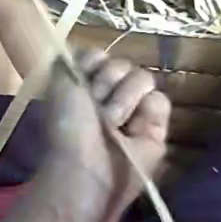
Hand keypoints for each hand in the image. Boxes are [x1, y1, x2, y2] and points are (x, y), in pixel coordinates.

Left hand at [37, 50, 170, 221]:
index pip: (100, 56)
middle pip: (122, 64)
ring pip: (142, 78)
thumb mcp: (60, 85)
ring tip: (113, 124)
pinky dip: (147, 112)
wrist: (87, 168)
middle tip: (96, 109)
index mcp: (86, 86)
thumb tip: (94, 53)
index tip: (82, 82)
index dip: (92, 66)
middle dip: (106, 83)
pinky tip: (134, 129)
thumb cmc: (68, 128)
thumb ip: (72, 61)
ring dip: (123, 100)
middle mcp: (112, 94)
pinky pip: (160, 100)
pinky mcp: (158, 127)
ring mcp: (136, 110)